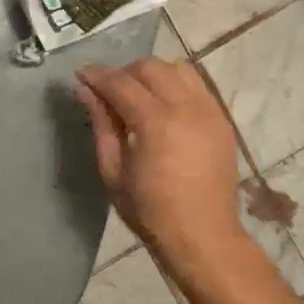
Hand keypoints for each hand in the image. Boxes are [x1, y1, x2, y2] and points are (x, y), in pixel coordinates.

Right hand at [74, 58, 245, 267]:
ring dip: (153, 74)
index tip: (81, 73)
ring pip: (179, 69)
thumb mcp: (114, 171)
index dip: (98, 75)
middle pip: (151, 67)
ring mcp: (210, 111)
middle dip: (125, 72)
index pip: (121, 83)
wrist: (203, 235)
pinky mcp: (222, 120)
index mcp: (156, 123)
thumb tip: (85, 90)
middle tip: (108, 91)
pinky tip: (164, 107)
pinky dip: (176, 86)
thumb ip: (102, 125)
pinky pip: (198, 86)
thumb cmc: (150, 211)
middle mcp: (187, 107)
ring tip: (138, 96)